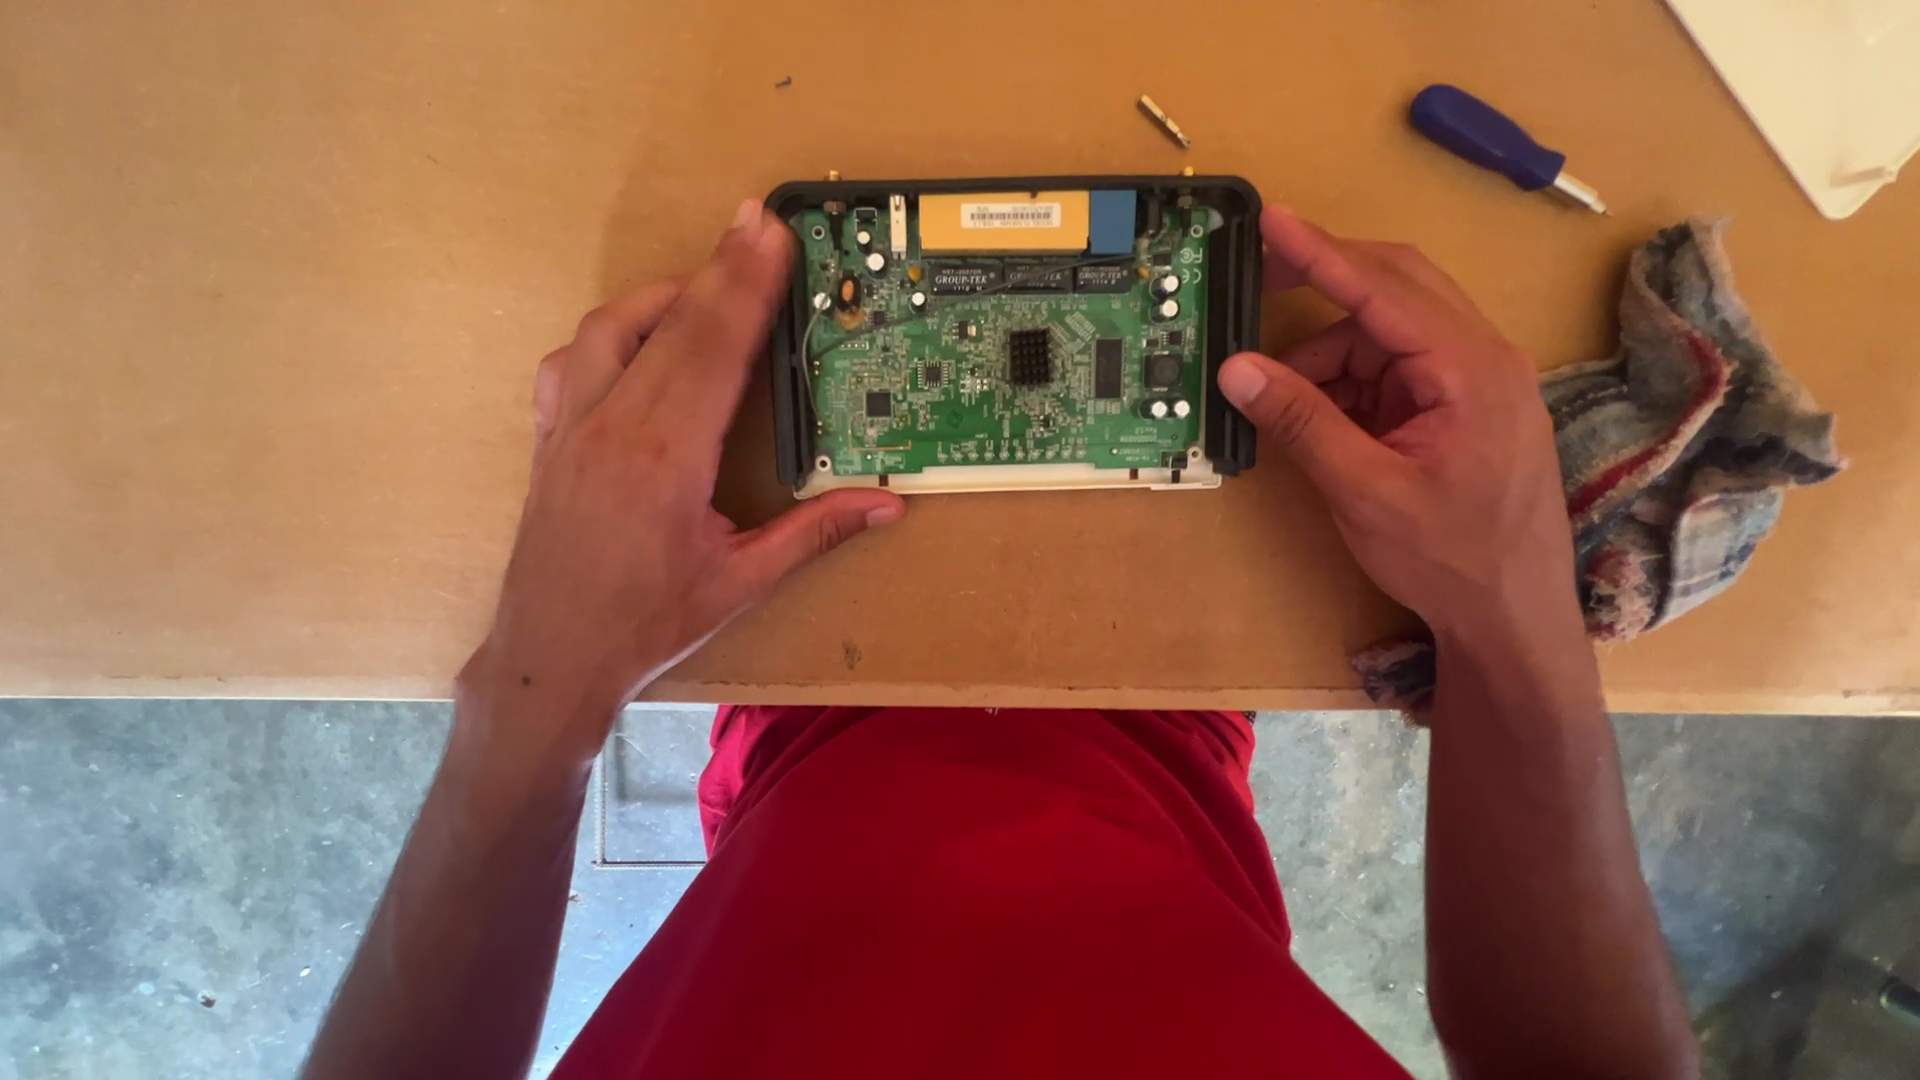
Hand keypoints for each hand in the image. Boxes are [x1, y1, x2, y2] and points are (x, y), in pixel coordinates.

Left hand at [461, 200, 904, 753]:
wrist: (549, 659)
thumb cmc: (647, 626)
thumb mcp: (742, 583)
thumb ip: (815, 533)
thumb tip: (887, 506)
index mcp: (665, 460)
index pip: (714, 350)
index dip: (745, 287)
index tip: (768, 234)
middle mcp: (612, 427)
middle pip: (672, 324)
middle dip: (720, 268)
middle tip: (756, 221)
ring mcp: (570, 428)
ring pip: (612, 328)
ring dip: (665, 294)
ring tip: (708, 279)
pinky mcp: (549, 439)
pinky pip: (572, 360)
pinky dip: (611, 332)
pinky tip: (635, 337)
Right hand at [1216, 206, 1575, 641]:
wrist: (1511, 612)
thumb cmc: (1447, 555)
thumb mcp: (1362, 490)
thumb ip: (1300, 422)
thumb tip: (1236, 369)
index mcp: (1470, 367)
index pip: (1385, 288)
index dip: (1321, 253)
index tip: (1272, 221)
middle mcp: (1479, 356)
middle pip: (1395, 289)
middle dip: (1325, 280)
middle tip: (1260, 275)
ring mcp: (1470, 380)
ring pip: (1385, 335)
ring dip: (1326, 358)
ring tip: (1281, 401)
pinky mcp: (1455, 405)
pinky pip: (1389, 371)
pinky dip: (1345, 387)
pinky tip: (1319, 421)